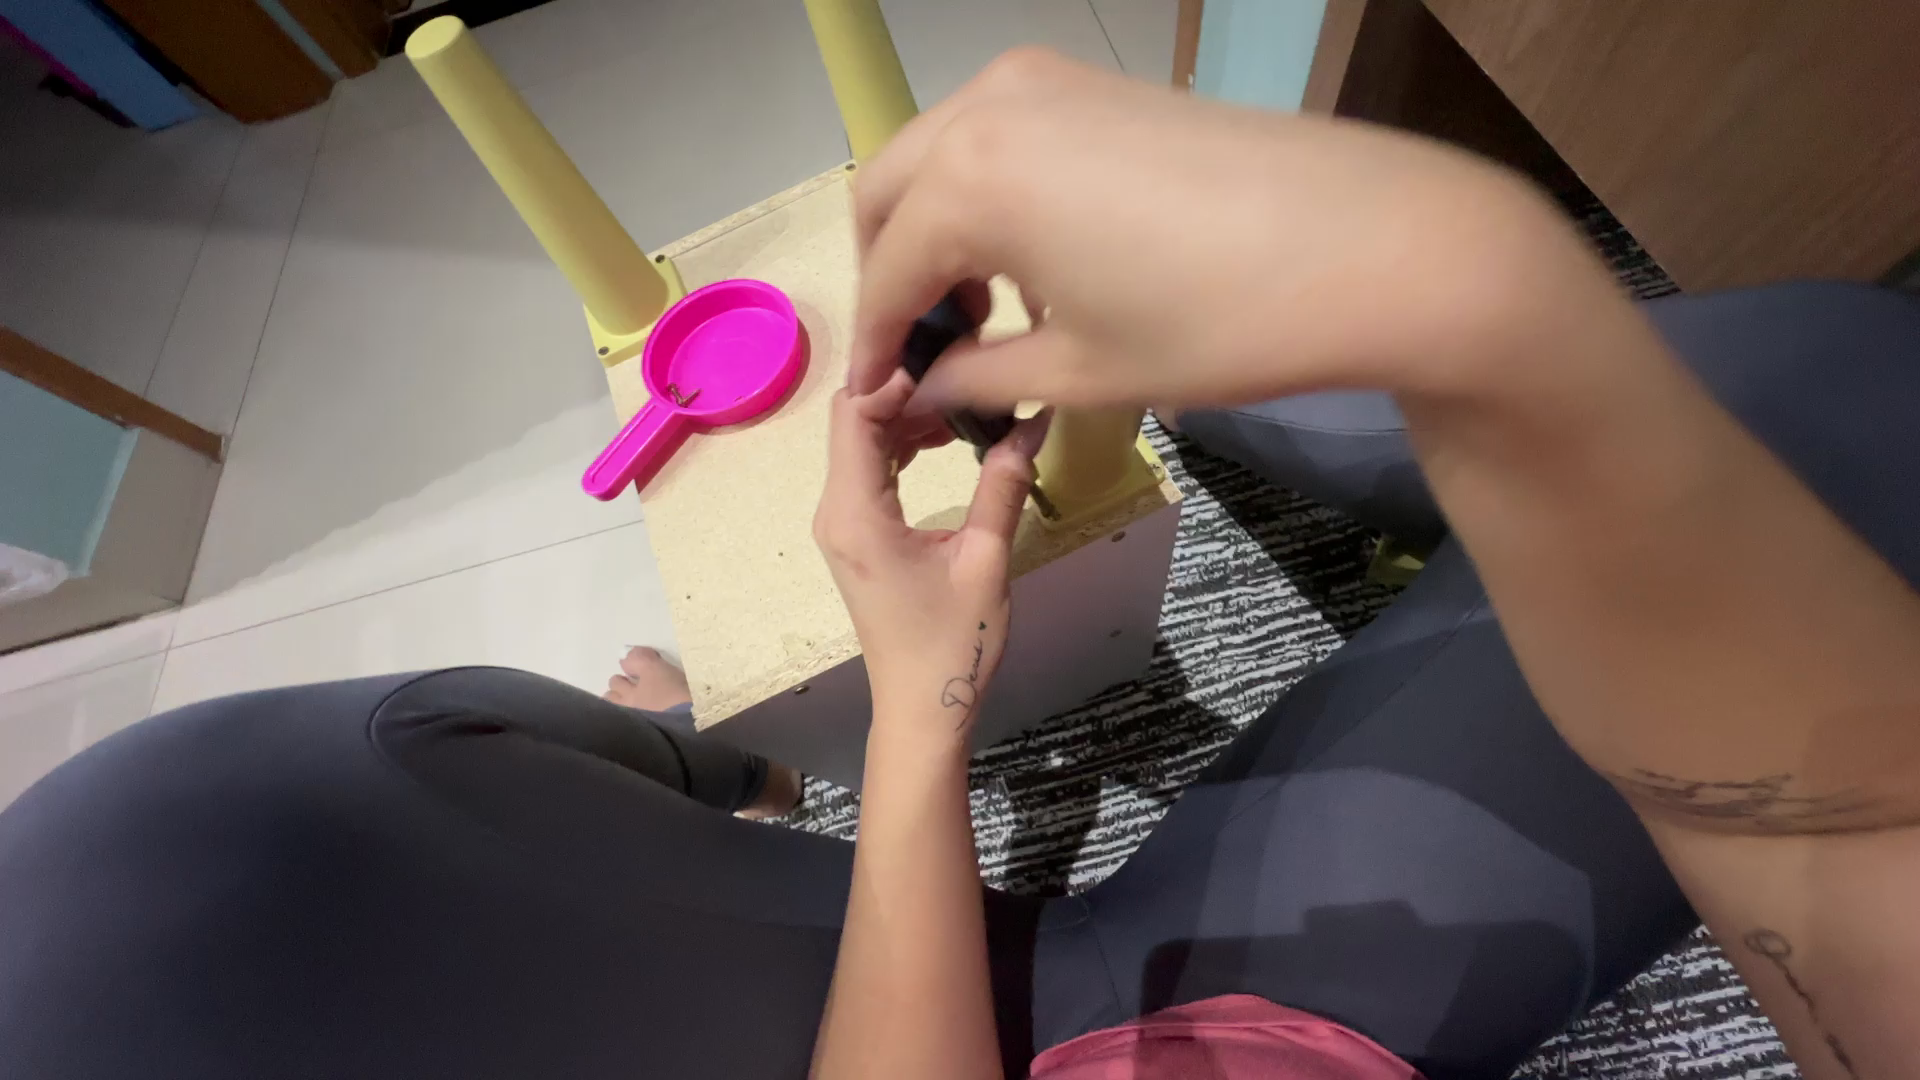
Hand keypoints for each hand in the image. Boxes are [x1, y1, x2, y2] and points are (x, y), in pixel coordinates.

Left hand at [814, 371, 1049, 738]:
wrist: (921, 705)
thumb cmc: (953, 642)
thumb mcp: (985, 561)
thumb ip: (1002, 487)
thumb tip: (1031, 421)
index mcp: (857, 513)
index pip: (857, 413)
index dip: (897, 375)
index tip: (953, 357)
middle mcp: (836, 509)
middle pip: (854, 420)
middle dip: (905, 388)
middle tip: (968, 373)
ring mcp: (842, 523)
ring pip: (860, 442)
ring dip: (905, 415)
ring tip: (965, 402)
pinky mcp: (856, 534)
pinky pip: (869, 470)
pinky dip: (901, 445)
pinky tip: (945, 437)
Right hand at [849, 48, 1586, 410]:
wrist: (1373, 246)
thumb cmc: (1212, 328)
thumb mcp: (1078, 372)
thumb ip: (976, 378)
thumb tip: (923, 386)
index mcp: (971, 182)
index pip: (886, 274)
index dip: (876, 345)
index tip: (874, 395)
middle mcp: (987, 110)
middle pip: (887, 197)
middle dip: (888, 279)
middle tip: (923, 349)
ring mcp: (1043, 83)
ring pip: (936, 160)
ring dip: (930, 235)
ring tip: (974, 311)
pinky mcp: (1092, 84)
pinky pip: (993, 141)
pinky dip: (979, 200)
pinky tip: (1023, 259)